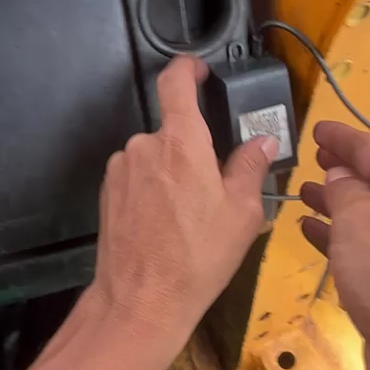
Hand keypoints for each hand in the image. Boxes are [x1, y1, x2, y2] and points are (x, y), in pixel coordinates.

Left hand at [88, 56, 278, 346]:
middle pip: (173, 131)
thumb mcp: (241, 214)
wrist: (140, 301)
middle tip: (214, 188)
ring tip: (189, 216)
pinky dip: (153, 189)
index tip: (200, 71)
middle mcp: (144, 145)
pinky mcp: (107, 191)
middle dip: (194, 151)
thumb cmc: (197, 257)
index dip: (189, 68)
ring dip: (173, 172)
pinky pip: (137, 176)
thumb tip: (261, 143)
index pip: (176, 82)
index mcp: (180, 142)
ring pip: (155, 156)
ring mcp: (121, 168)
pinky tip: (164, 224)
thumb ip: (250, 167)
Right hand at [296, 122, 369, 369]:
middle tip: (310, 157)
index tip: (317, 127)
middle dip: (342, 167)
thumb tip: (341, 172)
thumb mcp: (359, 222)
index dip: (343, 137)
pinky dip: (340, 235)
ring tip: (304, 192)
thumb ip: (346, 189)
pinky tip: (312, 232)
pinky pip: (368, 245)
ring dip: (337, 201)